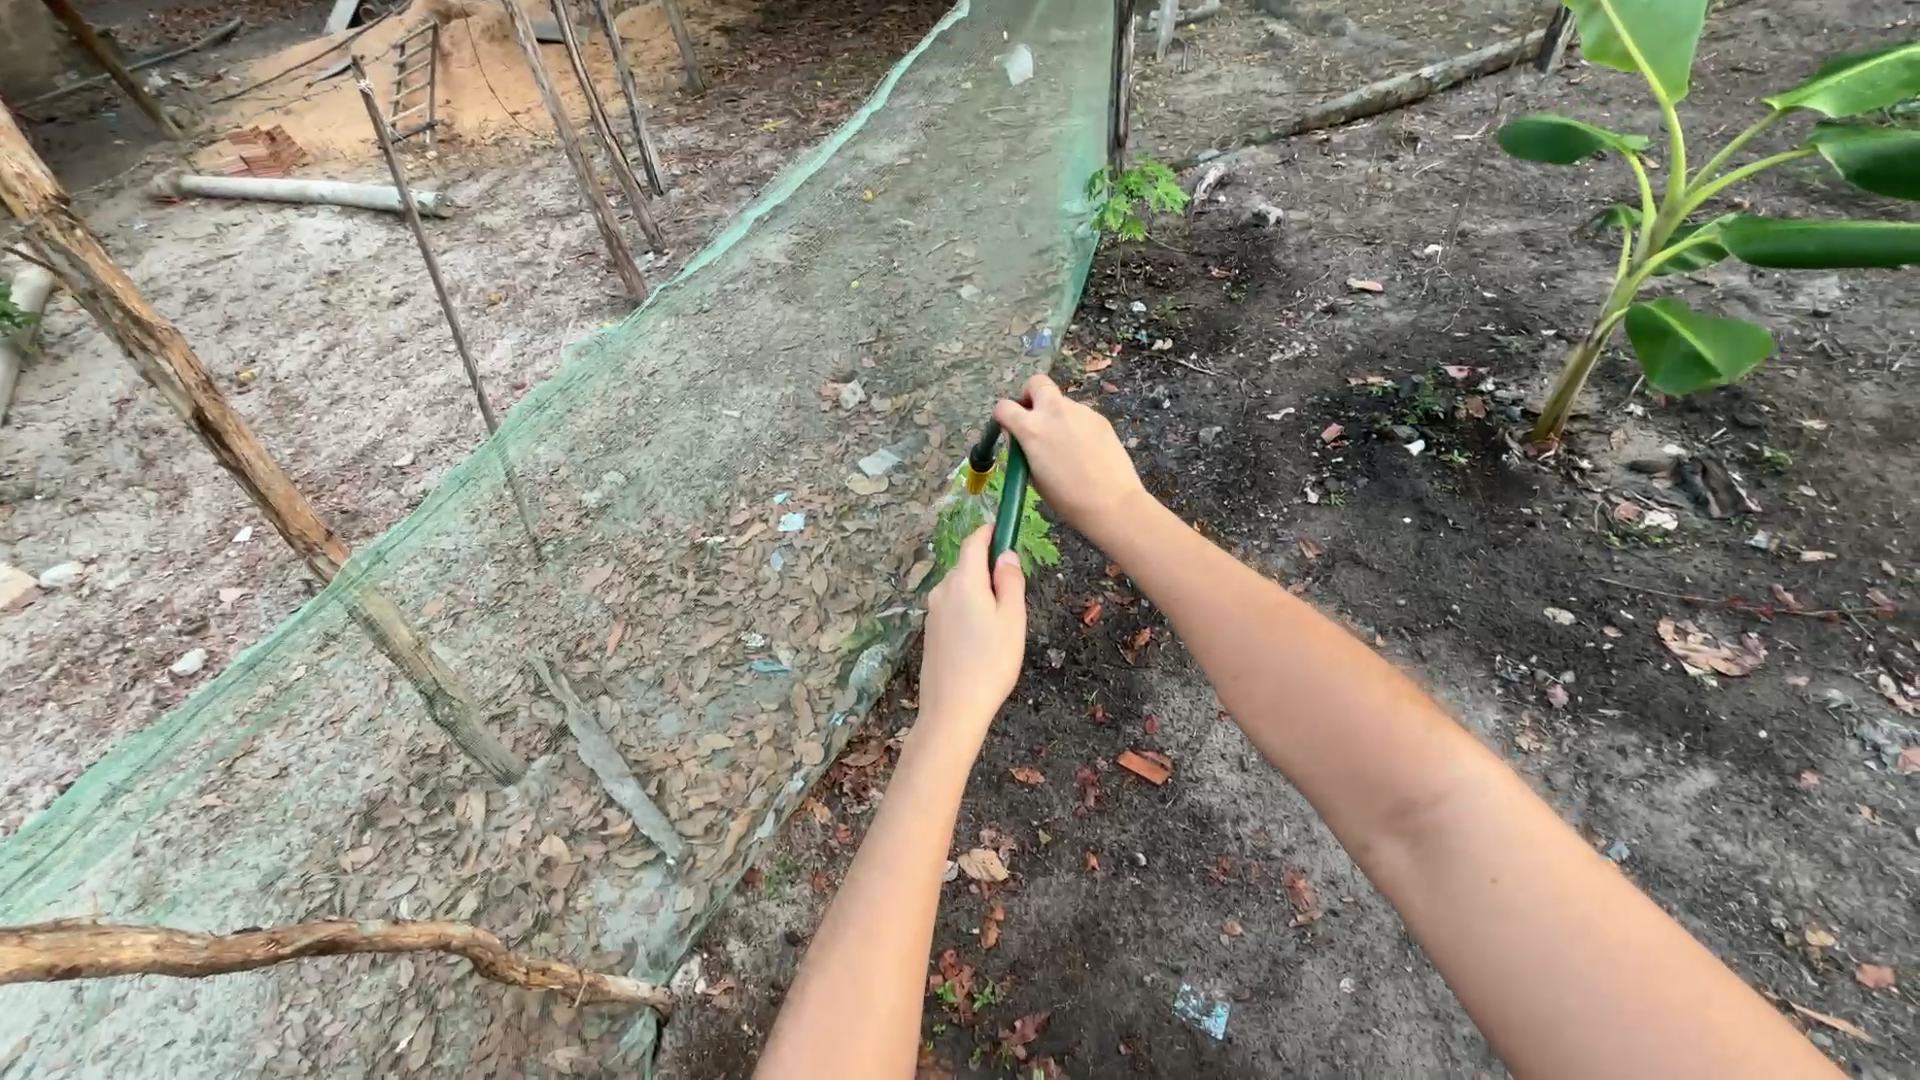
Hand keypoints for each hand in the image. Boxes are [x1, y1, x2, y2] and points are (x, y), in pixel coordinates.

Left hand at [918, 526, 1026, 739]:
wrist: (953, 709)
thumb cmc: (990, 663)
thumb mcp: (1012, 619)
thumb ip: (1010, 581)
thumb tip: (1006, 554)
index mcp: (964, 581)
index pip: (974, 541)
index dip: (990, 531)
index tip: (1005, 528)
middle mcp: (942, 590)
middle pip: (967, 566)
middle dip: (989, 570)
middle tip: (1014, 598)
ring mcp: (933, 611)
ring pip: (960, 588)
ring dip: (980, 594)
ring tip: (1000, 628)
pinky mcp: (930, 631)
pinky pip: (953, 608)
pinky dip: (969, 611)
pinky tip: (981, 641)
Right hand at [993, 374, 1150, 542]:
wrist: (1111, 501)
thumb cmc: (1066, 498)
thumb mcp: (1033, 476)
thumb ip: (1021, 449)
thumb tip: (1017, 435)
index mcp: (1031, 428)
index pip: (1005, 406)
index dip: (1003, 416)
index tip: (1008, 426)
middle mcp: (1054, 411)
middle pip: (1037, 383)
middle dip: (1031, 395)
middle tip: (1034, 417)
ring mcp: (1079, 411)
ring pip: (1061, 402)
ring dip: (1056, 414)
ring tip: (1066, 444)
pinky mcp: (1099, 417)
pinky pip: (1080, 415)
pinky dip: (1076, 425)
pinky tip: (1085, 449)